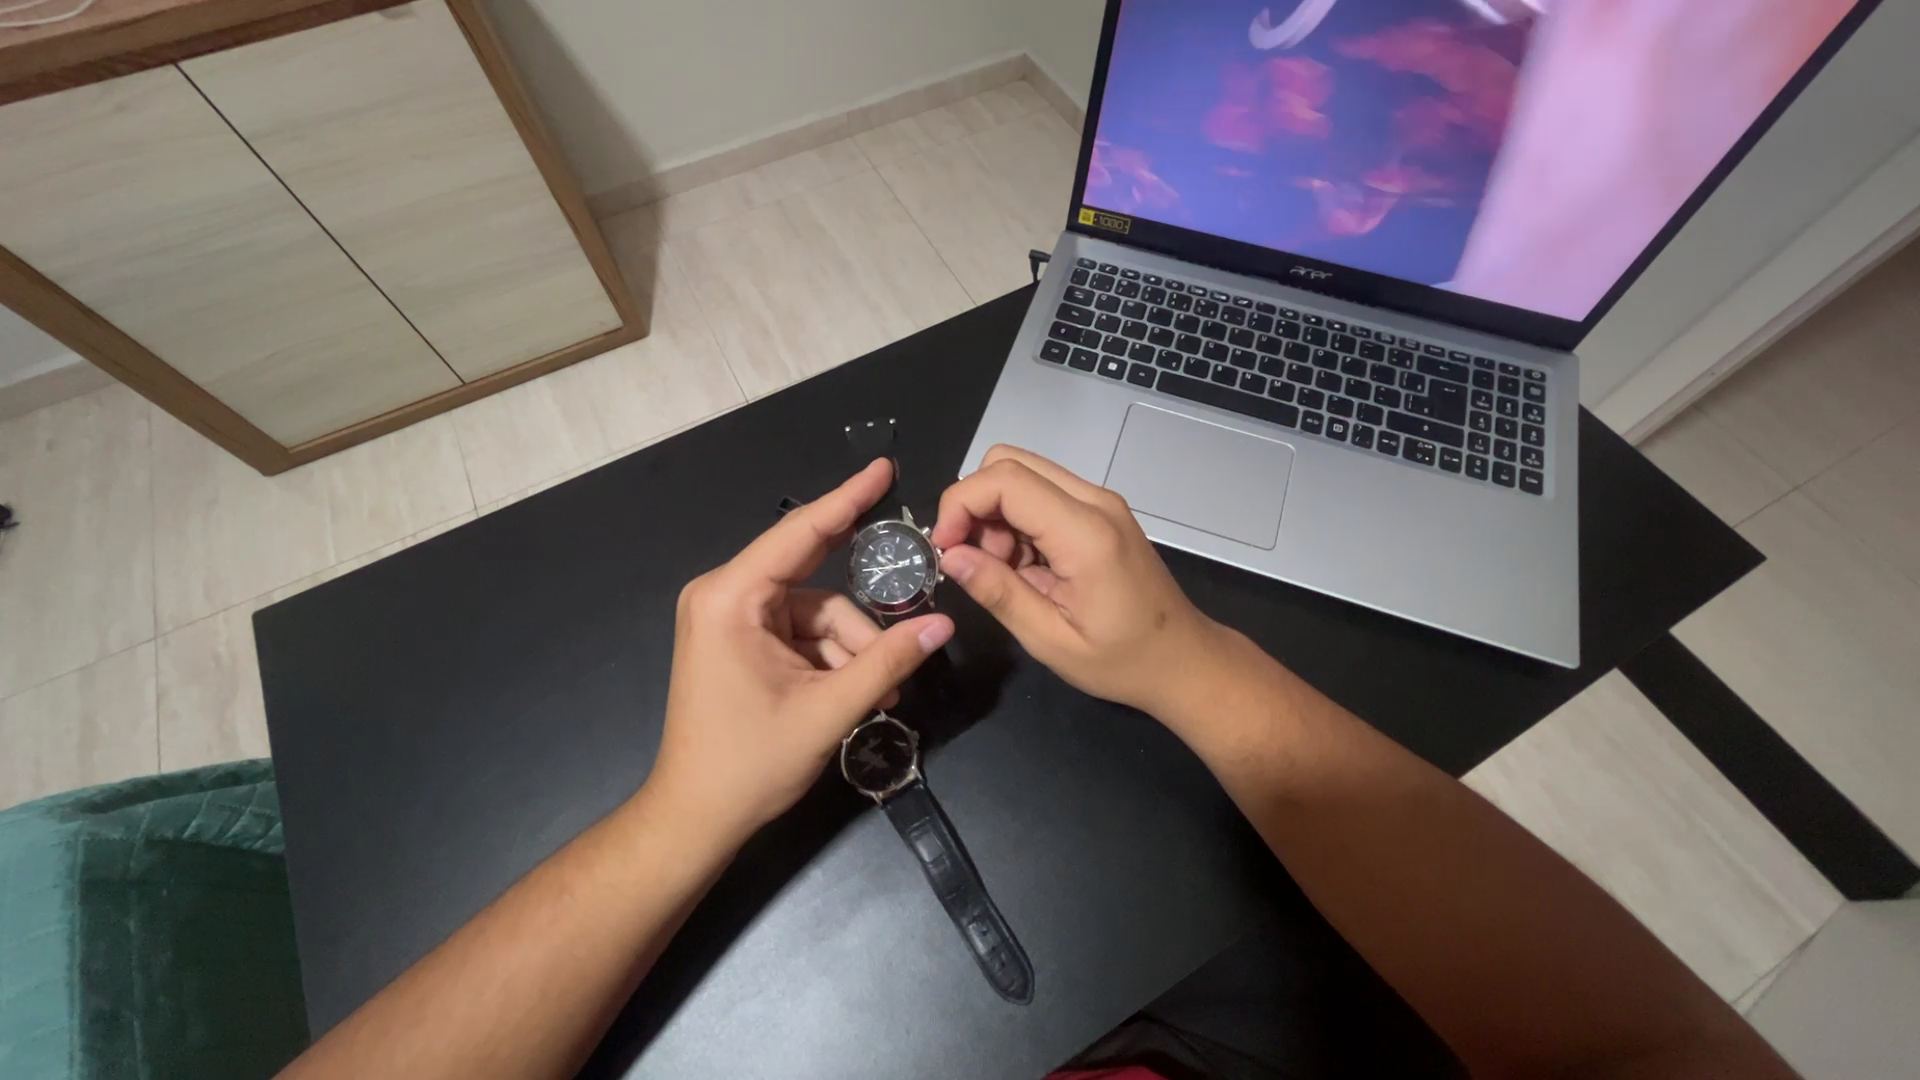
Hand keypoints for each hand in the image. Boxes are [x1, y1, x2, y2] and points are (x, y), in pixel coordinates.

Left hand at [647, 460, 953, 844]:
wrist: (696, 817)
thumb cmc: (749, 763)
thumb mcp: (828, 709)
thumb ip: (888, 662)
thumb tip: (944, 623)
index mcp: (731, 597)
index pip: (800, 532)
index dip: (848, 498)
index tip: (884, 469)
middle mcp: (725, 596)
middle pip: (812, 571)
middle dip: (863, 596)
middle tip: (917, 576)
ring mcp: (733, 620)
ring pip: (817, 611)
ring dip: (852, 648)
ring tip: (880, 693)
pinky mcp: (742, 643)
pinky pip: (803, 633)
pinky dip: (833, 658)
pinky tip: (859, 694)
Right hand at [929, 445, 1221, 716]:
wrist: (1183, 658)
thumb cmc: (1122, 660)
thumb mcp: (1050, 640)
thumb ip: (998, 592)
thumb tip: (948, 556)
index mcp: (1085, 532)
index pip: (1004, 479)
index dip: (960, 504)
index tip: (944, 549)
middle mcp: (1094, 501)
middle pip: (1009, 463)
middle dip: (975, 506)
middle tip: (975, 560)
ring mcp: (1100, 501)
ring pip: (1022, 475)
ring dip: (995, 516)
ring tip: (1007, 572)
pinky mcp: (1099, 511)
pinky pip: (1042, 494)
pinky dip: (1017, 522)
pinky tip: (1027, 568)